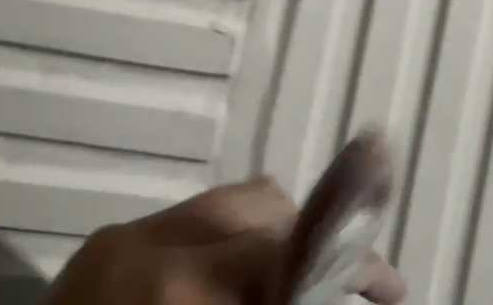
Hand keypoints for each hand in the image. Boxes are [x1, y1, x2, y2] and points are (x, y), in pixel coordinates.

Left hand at [45, 176, 405, 304]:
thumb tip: (320, 290)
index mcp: (175, 283)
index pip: (287, 247)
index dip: (349, 263)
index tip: (390, 286)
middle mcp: (148, 238)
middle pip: (263, 203)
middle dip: (310, 238)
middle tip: (341, 286)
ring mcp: (121, 233)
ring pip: (225, 203)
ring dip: (266, 236)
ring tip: (287, 281)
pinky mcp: (102, 242)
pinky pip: (185, 221)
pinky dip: (221, 247)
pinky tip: (227, 287)